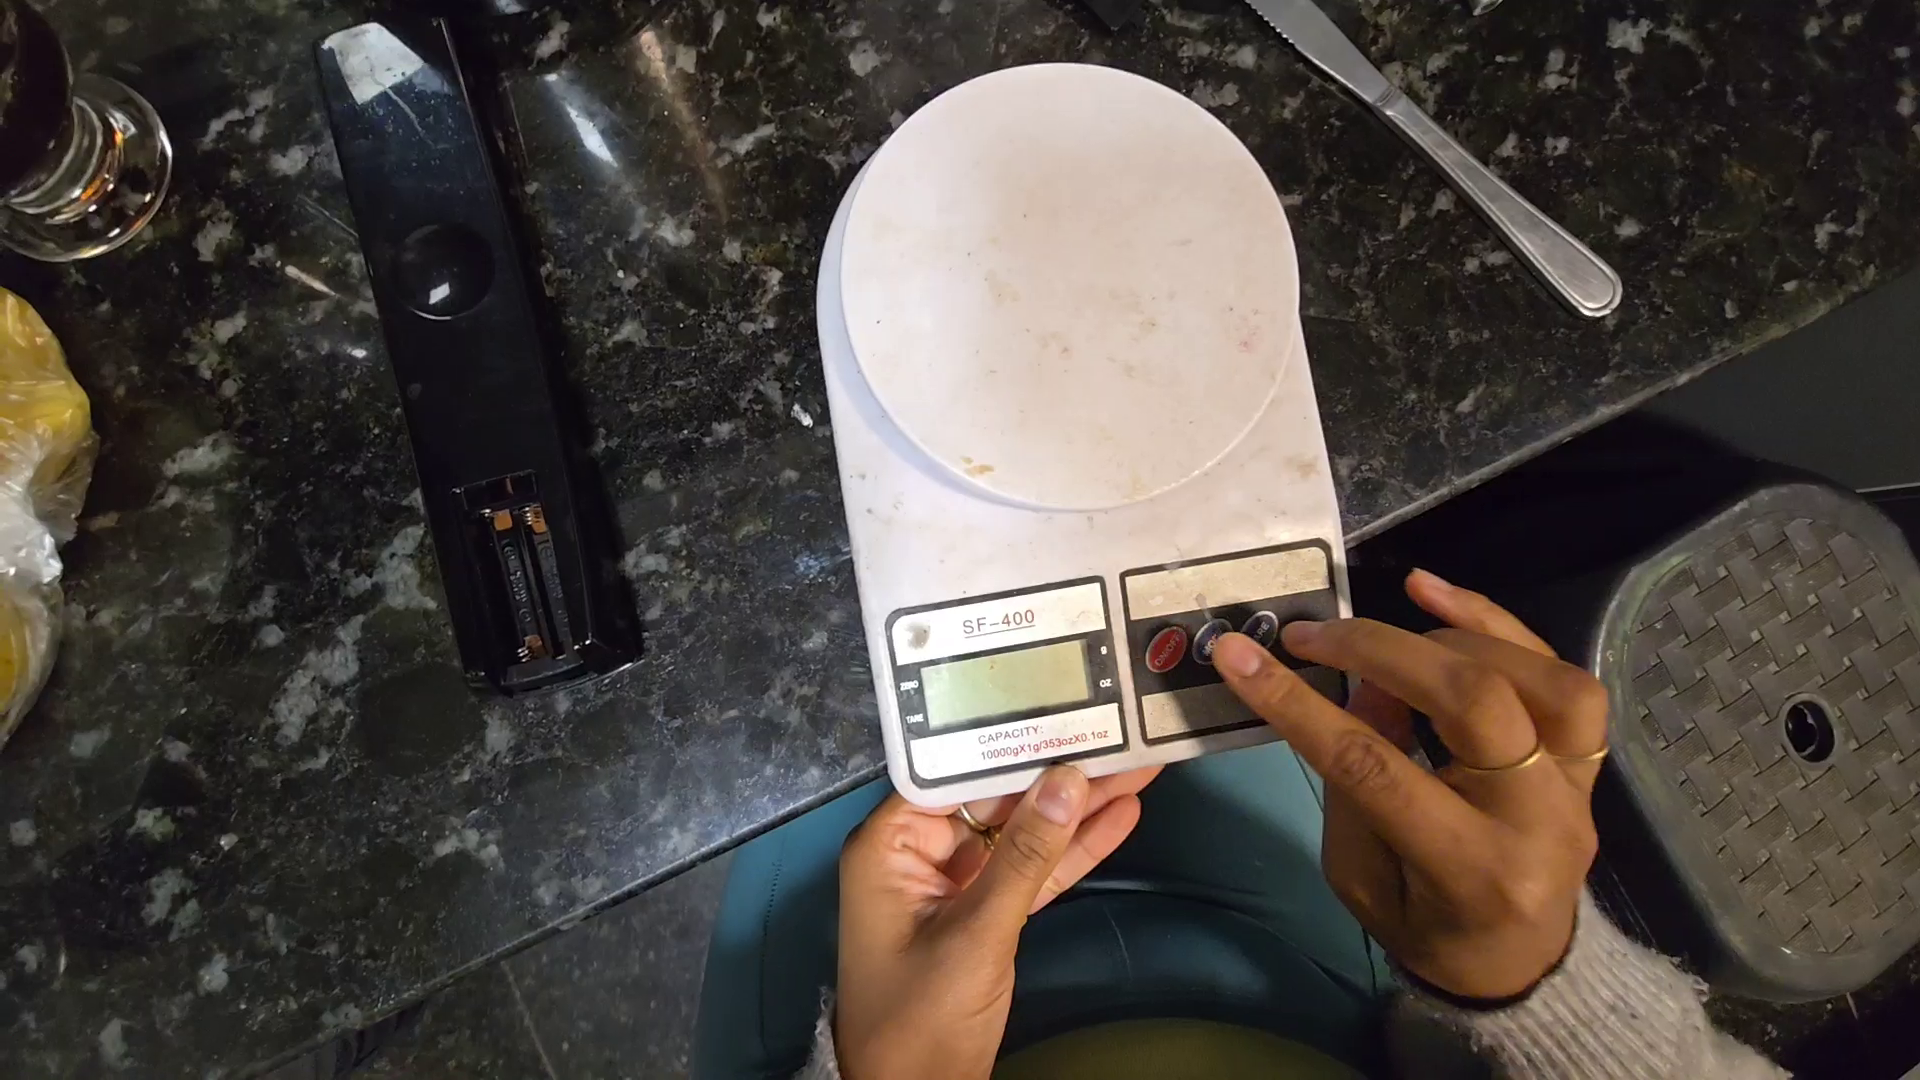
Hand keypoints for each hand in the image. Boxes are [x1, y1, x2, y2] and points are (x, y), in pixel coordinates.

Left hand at [834, 764, 1160, 1079]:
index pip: (955, 773)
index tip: (1058, 712)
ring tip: (1134, 768)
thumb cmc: (922, 1017)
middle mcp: (924, 847)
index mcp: (894, 839)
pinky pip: (1032, 869)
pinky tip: (1118, 817)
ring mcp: (958, 877)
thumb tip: (1068, 779)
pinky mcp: (987, 908)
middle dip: (1057, 774)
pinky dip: (1072, 850)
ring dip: (1076, 808)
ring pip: (1022, 831)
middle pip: (997, 798)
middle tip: (1114, 737)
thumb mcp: (976, 933)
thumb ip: (1024, 854)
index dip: (1008, 743)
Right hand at [1213, 569, 1604, 1000]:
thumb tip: (1363, 687)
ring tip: (1383, 621)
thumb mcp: (1359, 876)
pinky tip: (1430, 590)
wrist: (1519, 964)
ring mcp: (1577, 787)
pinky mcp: (1586, 760)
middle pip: (1471, 702)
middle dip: (1376, 651)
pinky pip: (1564, 678)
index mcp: (1469, 869)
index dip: (1297, 704)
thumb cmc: (1421, 924)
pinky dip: (1494, 622)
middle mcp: (1538, 821)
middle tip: (1310, 635)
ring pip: (1540, 680)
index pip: (1373, 766)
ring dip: (1448, 635)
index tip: (1239, 656)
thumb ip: (1355, 785)